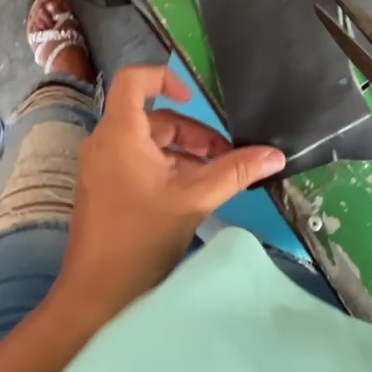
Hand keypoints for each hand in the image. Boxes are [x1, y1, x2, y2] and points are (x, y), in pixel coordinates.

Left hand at [52, 65, 286, 319]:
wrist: (96, 293)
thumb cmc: (141, 238)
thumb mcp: (195, 199)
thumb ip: (235, 172)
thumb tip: (274, 155)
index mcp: (120, 132)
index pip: (134, 79)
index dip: (165, 78)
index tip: (195, 98)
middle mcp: (105, 141)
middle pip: (154, 118)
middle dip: (193, 134)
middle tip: (227, 158)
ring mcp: (101, 165)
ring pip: (149, 143)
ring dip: (184, 154)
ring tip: (216, 179)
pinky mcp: (103, 187)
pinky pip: (138, 162)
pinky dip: (166, 169)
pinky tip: (192, 194)